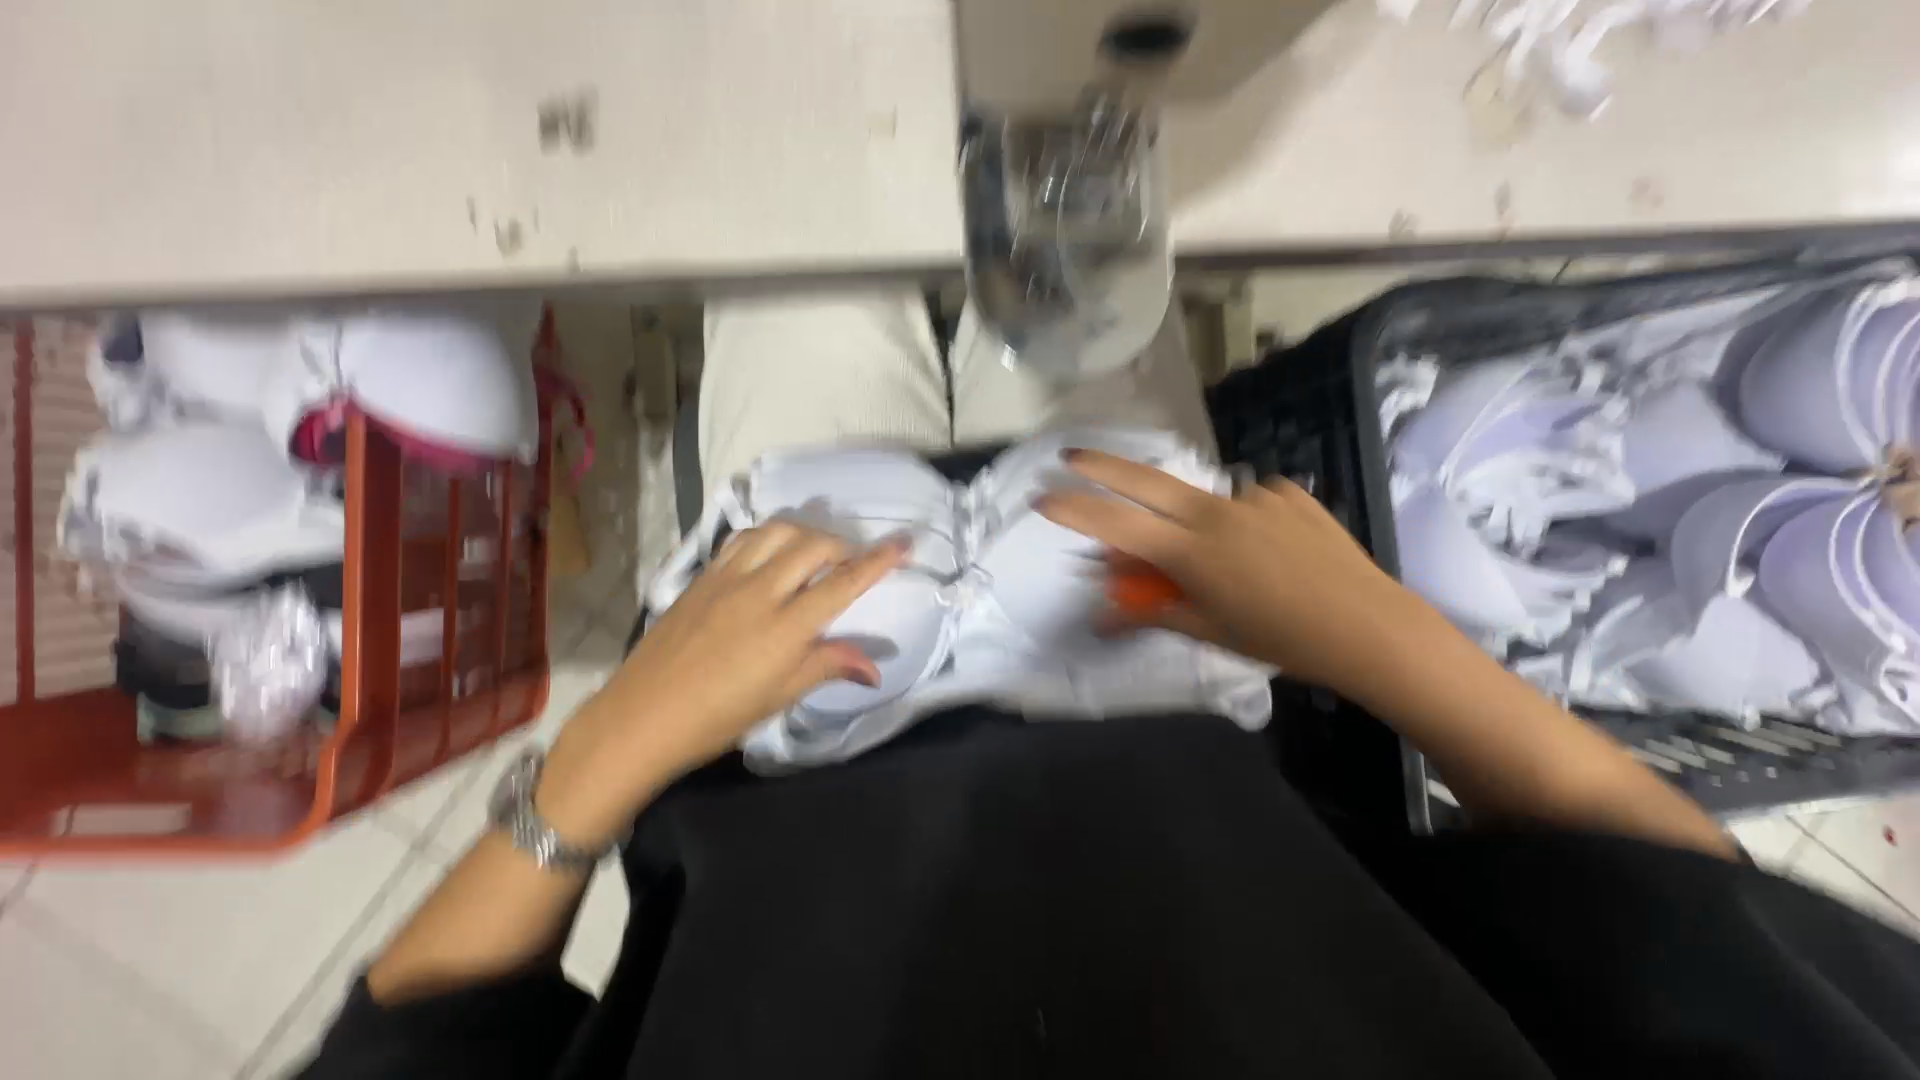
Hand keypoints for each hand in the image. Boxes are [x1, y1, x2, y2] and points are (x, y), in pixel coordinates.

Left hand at [536, 523, 906, 845]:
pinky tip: (773, 551)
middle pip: (813, 545)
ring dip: (806, 532)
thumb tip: (876, 665)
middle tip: (854, 560)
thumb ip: (829, 666)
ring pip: (777, 531)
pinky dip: (769, 536)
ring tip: (816, 550)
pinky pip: (744, 540)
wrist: (642, 717)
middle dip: (843, 545)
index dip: (878, 560)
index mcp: (786, 628)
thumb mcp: (781, 696)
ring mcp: (727, 579)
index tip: (904, 543)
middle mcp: (760, 592)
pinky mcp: (702, 576)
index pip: (843, 582)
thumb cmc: (718, 718)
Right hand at [1038, 449, 1436, 696]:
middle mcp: (1216, 513)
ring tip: (1238, 565)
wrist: (1369, 626)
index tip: (1042, 496)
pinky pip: (1251, 502)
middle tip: (1071, 454)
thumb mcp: (1209, 631)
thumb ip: (1153, 611)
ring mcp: (1255, 497)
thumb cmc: (1280, 640)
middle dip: (1102, 466)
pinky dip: (1246, 522)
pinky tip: (1274, 550)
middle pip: (1145, 482)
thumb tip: (1104, 614)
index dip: (1074, 510)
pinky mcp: (1290, 492)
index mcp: (1191, 551)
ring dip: (1198, 523)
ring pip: (1205, 503)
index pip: (1117, 525)